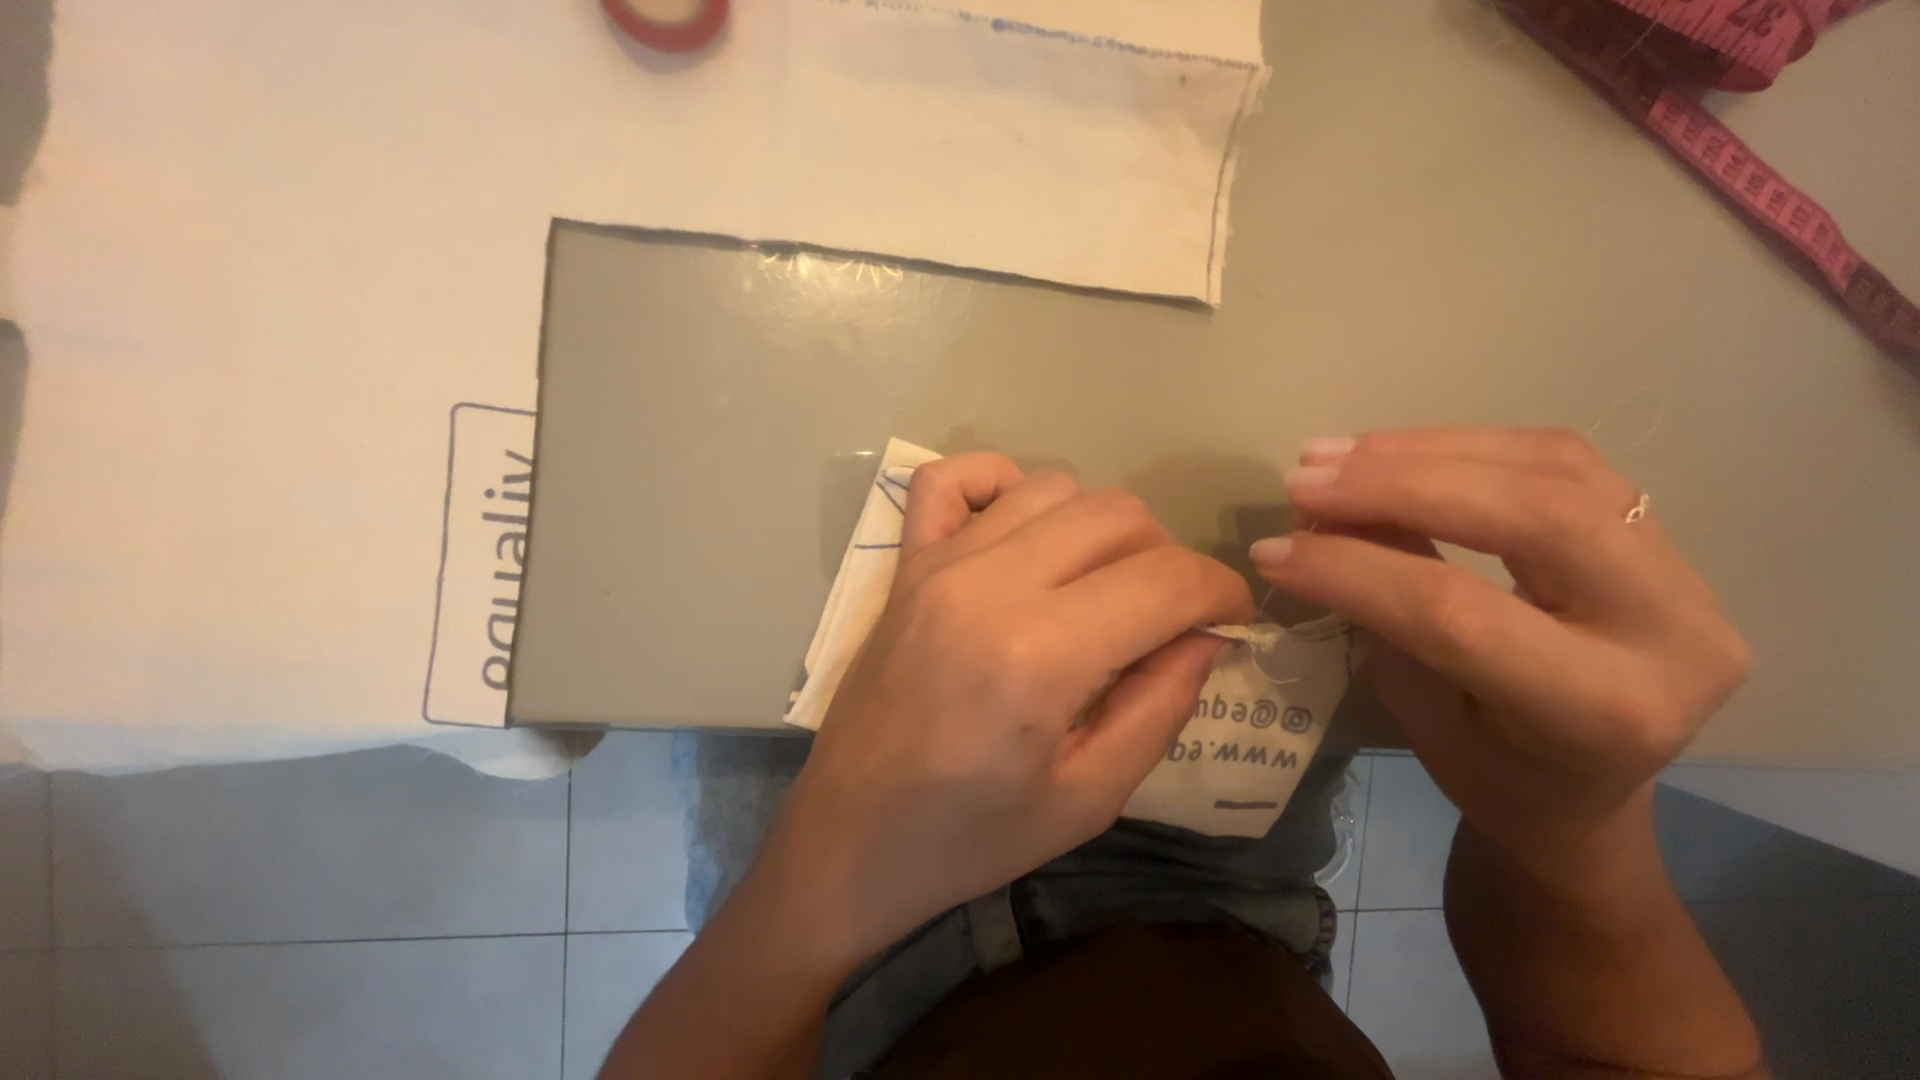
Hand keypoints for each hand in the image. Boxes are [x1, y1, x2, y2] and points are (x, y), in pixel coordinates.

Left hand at [766, 453, 1252, 960]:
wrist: (850, 837)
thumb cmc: (969, 837)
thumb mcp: (1090, 797)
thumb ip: (1161, 705)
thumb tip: (1208, 633)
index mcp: (1039, 655)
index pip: (1166, 580)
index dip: (1220, 592)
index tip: (1233, 620)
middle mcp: (988, 585)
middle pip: (1117, 515)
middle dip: (1167, 557)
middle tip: (1167, 616)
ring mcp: (938, 564)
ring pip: (1051, 487)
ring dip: (1099, 526)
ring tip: (1102, 584)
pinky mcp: (904, 564)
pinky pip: (950, 478)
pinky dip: (1001, 484)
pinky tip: (1023, 533)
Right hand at [1251, 427, 1750, 868]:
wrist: (1585, 791)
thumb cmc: (1490, 771)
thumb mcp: (1419, 708)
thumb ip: (1384, 611)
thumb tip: (1325, 518)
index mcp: (1601, 710)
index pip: (1454, 610)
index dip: (1352, 568)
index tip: (1272, 549)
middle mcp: (1669, 632)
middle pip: (1528, 515)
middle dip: (1396, 486)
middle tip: (1305, 480)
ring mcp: (1686, 575)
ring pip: (1551, 468)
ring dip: (1425, 451)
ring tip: (1334, 456)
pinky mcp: (1666, 538)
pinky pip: (1563, 462)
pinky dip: (1465, 445)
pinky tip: (1394, 452)